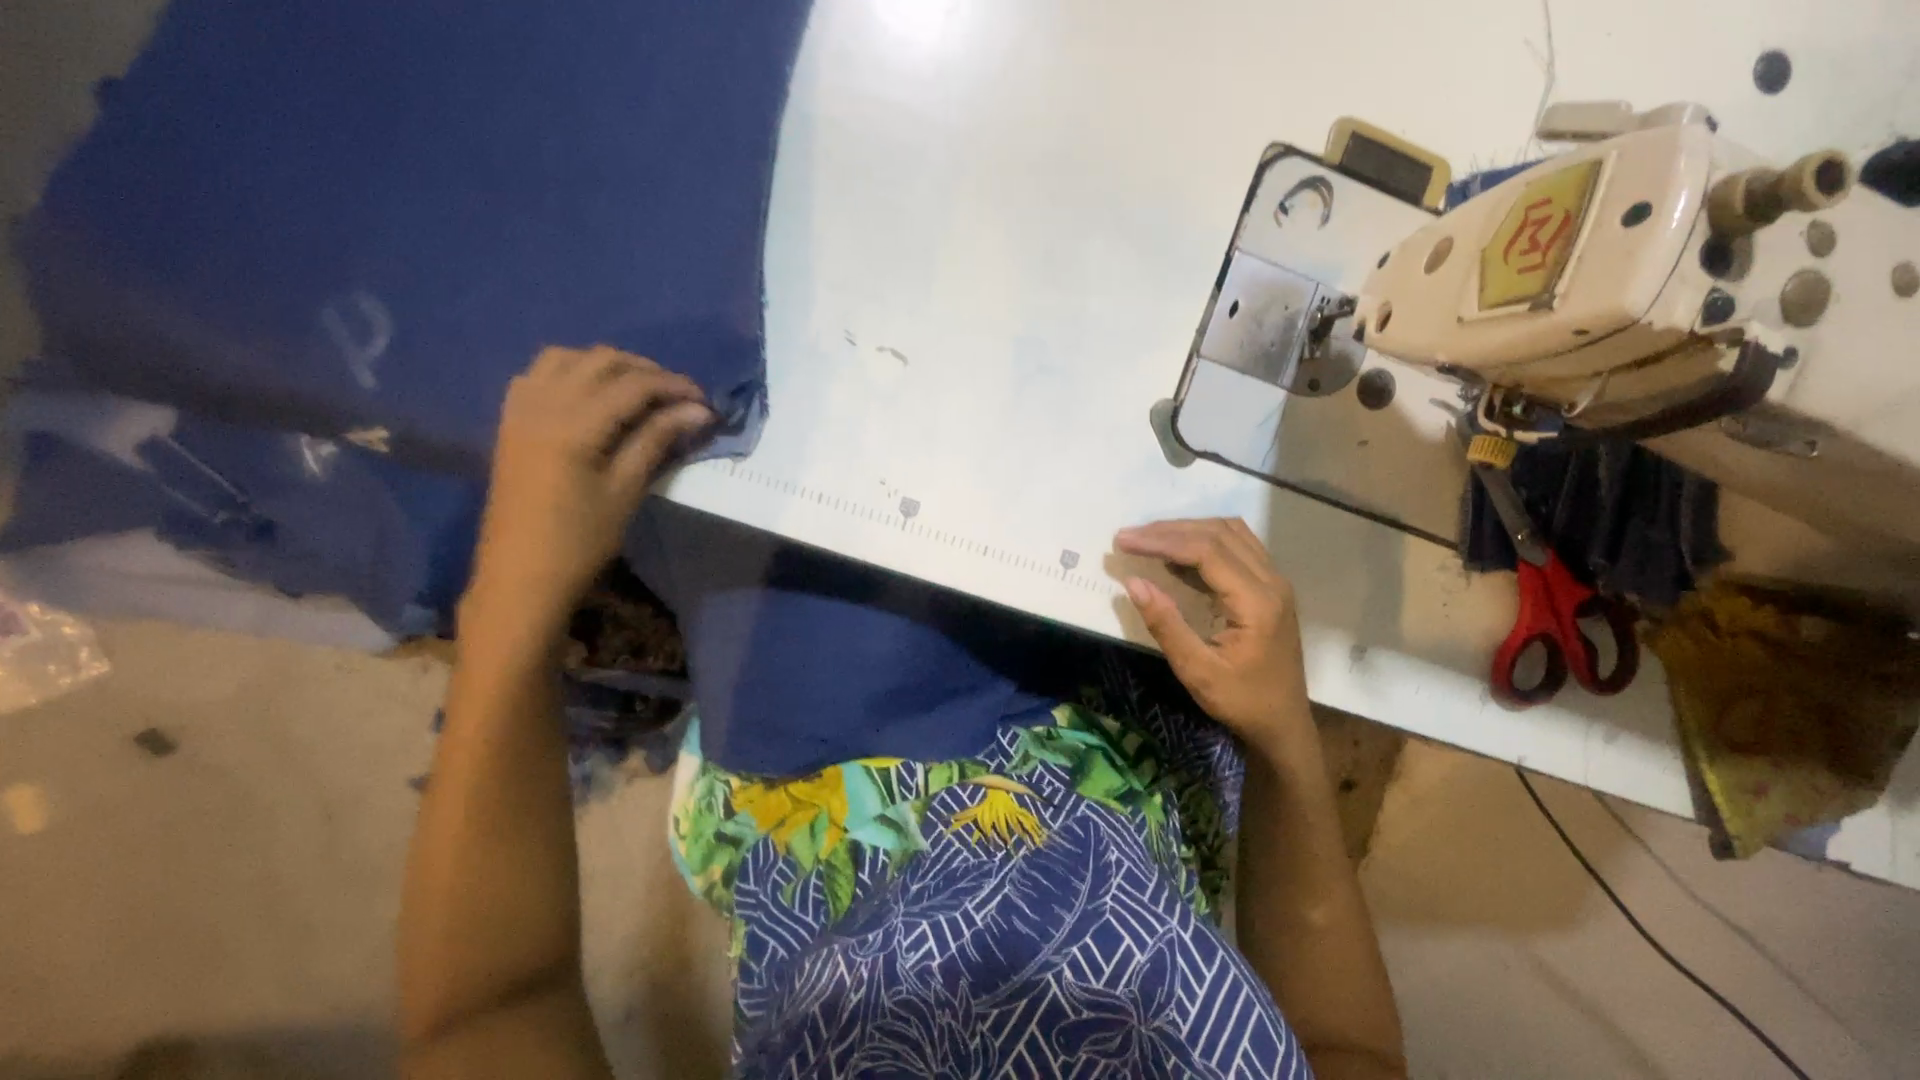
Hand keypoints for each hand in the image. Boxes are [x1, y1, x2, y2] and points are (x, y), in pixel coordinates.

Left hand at [466, 345, 713, 628]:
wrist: (520, 575)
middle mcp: (544, 404)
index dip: (674, 386)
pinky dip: (571, 372)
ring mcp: (521, 409)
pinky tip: (591, 396)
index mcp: (574, 426)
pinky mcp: (510, 420)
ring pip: (567, 358)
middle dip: (645, 370)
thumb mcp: (625, 491)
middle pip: (601, 361)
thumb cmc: (579, 541)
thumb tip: (698, 411)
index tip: (704, 402)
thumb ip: (657, 440)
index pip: (633, 384)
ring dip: (606, 366)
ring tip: (637, 391)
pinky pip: (539, 374)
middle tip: (677, 397)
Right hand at [1115, 518, 1309, 753]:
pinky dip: (1205, 540)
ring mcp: (1275, 581)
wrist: (1283, 724)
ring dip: (1188, 530)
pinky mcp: (1271, 587)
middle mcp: (1272, 582)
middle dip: (1169, 530)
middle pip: (1219, 533)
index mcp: (1257, 602)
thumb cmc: (1241, 702)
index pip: (1206, 551)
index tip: (1124, 541)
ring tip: (1149, 539)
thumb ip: (1166, 625)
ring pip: (1231, 533)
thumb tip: (1132, 582)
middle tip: (1128, 537)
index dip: (1162, 540)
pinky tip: (1177, 554)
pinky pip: (1239, 546)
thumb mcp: (1197, 672)